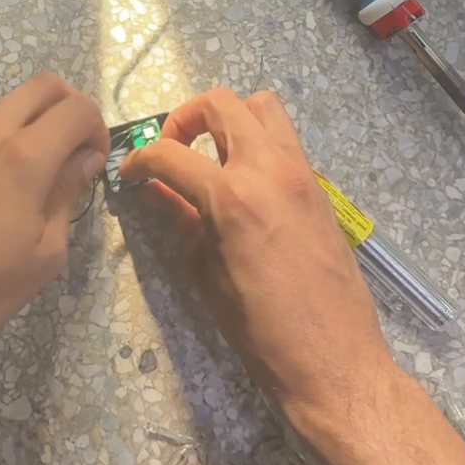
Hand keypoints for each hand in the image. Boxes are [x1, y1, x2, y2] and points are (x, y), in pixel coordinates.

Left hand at [0, 73, 108, 366]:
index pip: (78, 109)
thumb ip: (67, 194)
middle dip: (70, 108)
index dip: (98, 128)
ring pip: (2, 96)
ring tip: (30, 150)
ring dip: (29, 112)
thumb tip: (85, 158)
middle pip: (45, 87)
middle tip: (73, 147)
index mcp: (27, 158)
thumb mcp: (45, 253)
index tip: (93, 161)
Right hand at [120, 89, 398, 420]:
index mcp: (232, 197)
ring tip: (211, 156)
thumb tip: (154, 189)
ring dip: (229, 119)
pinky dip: (256, 142)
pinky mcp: (319, 186)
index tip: (130, 173)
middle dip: (184, 118)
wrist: (334, 361)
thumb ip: (180, 217)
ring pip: (262, 107)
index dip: (140, 160)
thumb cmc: (260, 328)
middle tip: (172, 150)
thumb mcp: (205, 271)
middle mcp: (269, 169)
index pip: (170, 154)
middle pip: (221, 103)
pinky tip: (242, 182)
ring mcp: (300, 173)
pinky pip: (284, 139)